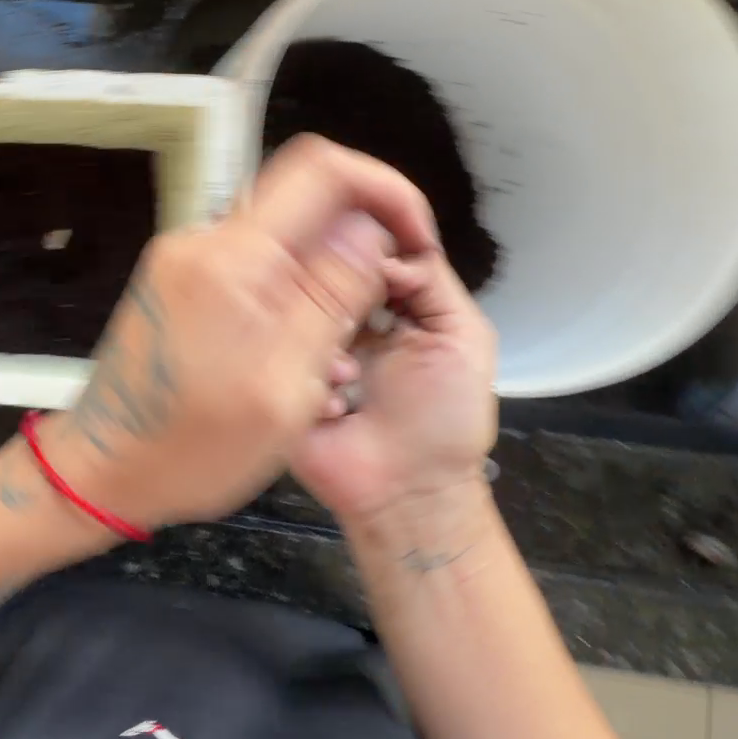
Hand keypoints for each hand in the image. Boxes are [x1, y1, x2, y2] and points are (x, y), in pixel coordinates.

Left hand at [35, 136, 439, 530]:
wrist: (102, 467)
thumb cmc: (191, 447)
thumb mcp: (285, 384)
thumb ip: (330, 296)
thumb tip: (368, 227)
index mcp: (229, 257)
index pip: (322, 168)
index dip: (384, 187)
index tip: (413, 237)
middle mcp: (198, 243)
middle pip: (300, 201)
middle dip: (353, 242)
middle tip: (378, 308)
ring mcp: (179, 263)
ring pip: (277, 239)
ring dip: (319, 279)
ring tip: (334, 352)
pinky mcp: (173, 287)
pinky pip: (245, 268)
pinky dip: (283, 296)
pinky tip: (293, 354)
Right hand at [290, 248, 498, 526]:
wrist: (408, 491)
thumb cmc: (443, 417)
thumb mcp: (462, 340)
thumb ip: (433, 284)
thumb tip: (382, 247)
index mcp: (378, 307)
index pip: (356, 255)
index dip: (356, 248)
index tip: (355, 254)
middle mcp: (333, 321)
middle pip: (318, 279)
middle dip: (335, 298)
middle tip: (354, 324)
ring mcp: (299, 350)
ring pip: (292, 317)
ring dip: (326, 345)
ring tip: (351, 381)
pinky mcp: (275, 381)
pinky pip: (277, 360)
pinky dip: (310, 380)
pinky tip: (334, 407)